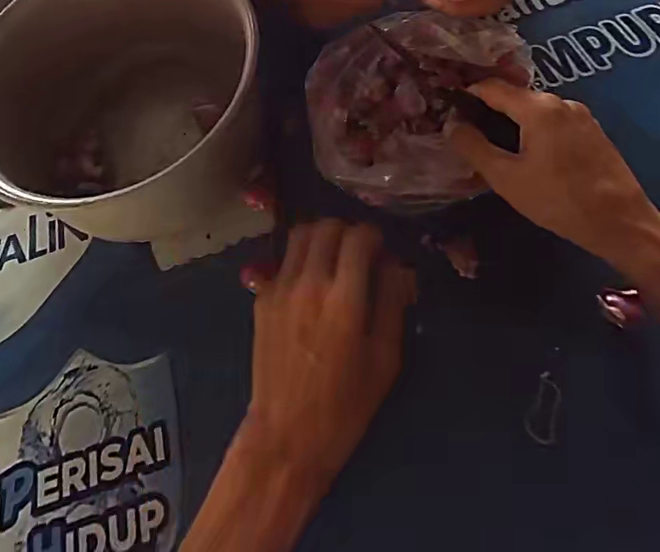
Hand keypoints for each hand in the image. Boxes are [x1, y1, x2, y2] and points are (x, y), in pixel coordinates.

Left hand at [238, 220, 416, 492]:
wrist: (286, 433)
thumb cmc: (345, 405)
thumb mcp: (384, 360)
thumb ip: (392, 303)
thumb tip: (397, 266)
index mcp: (344, 299)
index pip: (357, 237)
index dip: (373, 235)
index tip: (380, 248)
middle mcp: (308, 283)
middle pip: (326, 226)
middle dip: (346, 231)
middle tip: (358, 251)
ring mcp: (280, 287)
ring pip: (300, 235)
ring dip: (321, 238)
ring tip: (334, 259)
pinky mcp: (262, 297)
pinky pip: (283, 261)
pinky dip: (300, 261)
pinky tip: (310, 286)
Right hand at [446, 81, 659, 273]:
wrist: (624, 225)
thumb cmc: (559, 201)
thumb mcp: (505, 178)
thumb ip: (473, 147)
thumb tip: (452, 124)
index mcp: (538, 107)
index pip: (490, 86)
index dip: (466, 96)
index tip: (450, 112)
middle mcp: (561, 102)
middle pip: (513, 96)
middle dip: (488, 111)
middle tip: (471, 136)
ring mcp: (581, 115)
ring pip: (533, 109)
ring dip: (512, 123)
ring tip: (499, 150)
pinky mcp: (592, 130)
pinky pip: (552, 121)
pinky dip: (534, 130)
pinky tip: (530, 157)